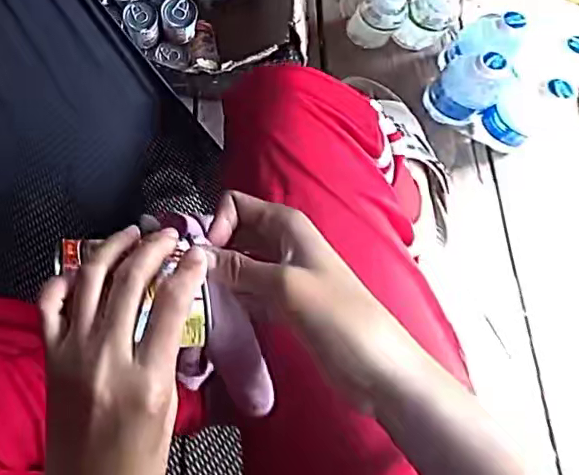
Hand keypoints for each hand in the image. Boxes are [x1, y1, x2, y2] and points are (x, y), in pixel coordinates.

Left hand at [39, 226, 208, 474]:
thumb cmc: (134, 464)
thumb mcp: (167, 413)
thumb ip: (165, 358)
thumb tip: (169, 311)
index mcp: (145, 381)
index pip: (170, 305)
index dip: (186, 270)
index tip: (195, 254)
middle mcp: (106, 358)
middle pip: (130, 281)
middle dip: (151, 247)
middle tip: (165, 235)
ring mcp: (72, 351)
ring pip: (90, 278)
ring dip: (111, 248)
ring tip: (129, 234)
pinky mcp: (49, 354)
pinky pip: (49, 301)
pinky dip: (62, 279)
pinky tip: (79, 269)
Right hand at [205, 192, 528, 474]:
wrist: (384, 374)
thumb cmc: (342, 318)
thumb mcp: (283, 285)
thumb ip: (236, 267)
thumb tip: (196, 255)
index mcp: (285, 223)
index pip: (233, 204)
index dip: (216, 224)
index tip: (207, 254)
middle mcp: (281, 241)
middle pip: (231, 231)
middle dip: (212, 249)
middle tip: (194, 275)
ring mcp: (281, 272)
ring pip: (236, 260)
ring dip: (219, 274)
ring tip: (204, 295)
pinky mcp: (282, 301)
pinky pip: (245, 287)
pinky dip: (231, 295)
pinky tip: (221, 310)